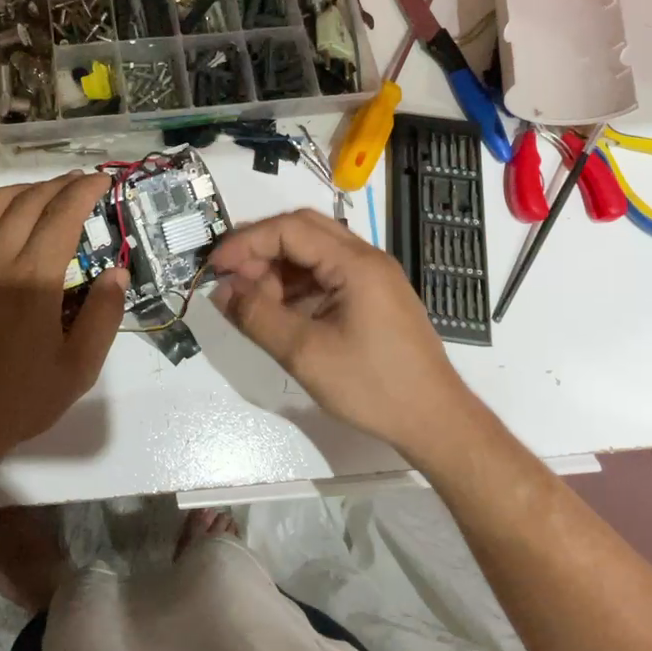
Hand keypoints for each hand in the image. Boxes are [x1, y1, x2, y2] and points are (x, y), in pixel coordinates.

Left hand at [0, 172, 126, 471]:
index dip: (84, 191)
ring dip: (16, 191)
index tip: (101, 181)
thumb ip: (103, 315)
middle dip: (57, 186)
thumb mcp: (78, 368)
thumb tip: (117, 272)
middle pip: (27, 203)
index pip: (62, 215)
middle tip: (76, 184)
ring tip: (36, 193)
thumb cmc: (18, 402)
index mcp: (32, 280)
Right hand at [206, 209, 468, 445]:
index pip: (289, 229)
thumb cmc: (373, 386)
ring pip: (313, 251)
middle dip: (260, 248)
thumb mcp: (305, 353)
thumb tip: (221, 291)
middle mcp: (366, 258)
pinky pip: (326, 273)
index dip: (246, 242)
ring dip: (277, 267)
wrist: (436, 421)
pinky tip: (279, 310)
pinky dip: (296, 284)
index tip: (216, 268)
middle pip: (302, 229)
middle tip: (230, 276)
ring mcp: (373, 277)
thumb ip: (258, 317)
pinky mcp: (374, 296)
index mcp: (355, 263)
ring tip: (251, 299)